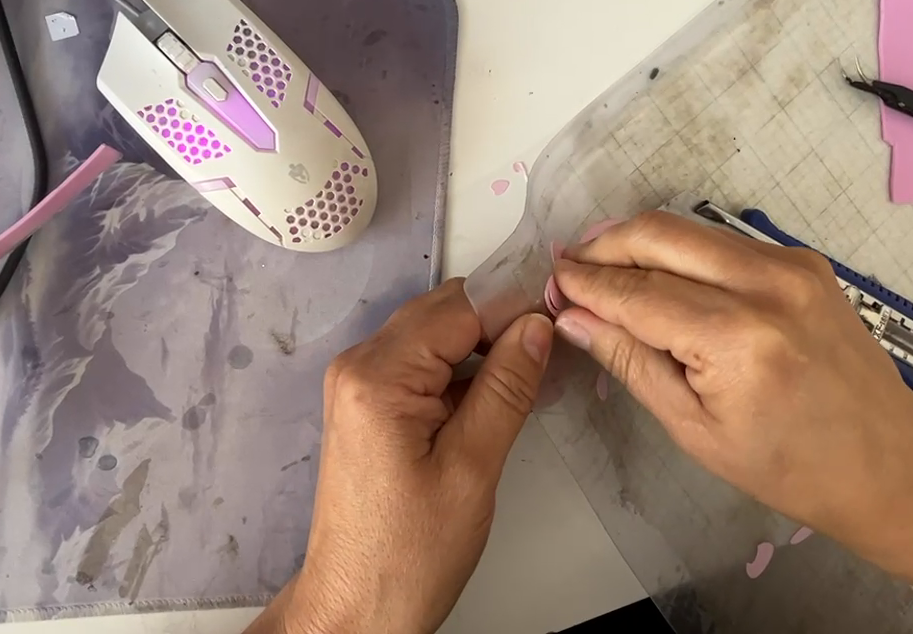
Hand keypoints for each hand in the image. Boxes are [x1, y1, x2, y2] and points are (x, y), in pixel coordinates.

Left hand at [249, 280, 553, 633]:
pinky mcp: (367, 400)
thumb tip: (537, 325)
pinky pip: (419, 360)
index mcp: (378, 374)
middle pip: (441, 311)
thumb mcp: (472, 468)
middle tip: (549, 345)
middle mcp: (359, 363)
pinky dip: (458, 366)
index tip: (557, 320)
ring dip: (480, 342)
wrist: (355, 611)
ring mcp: (359, 381)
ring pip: (432, 332)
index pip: (457, 308)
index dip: (510, 308)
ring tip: (529, 367)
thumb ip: (506, 388)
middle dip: (496, 320)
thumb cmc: (410, 552)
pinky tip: (494, 387)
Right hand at [551, 211, 912, 625]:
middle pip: (658, 235)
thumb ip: (628, 360)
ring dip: (636, 240)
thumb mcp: (693, 428)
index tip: (552, 280)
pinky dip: (677, 248)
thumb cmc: (787, 464)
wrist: (892, 462)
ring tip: (603, 266)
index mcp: (738, 339)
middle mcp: (765, 284)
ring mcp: (789, 263)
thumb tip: (572, 316)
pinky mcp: (800, 257)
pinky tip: (657, 272)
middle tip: (571, 266)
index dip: (586, 283)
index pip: (636, 293)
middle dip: (603, 245)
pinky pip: (718, 239)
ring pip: (686, 227)